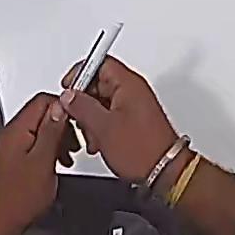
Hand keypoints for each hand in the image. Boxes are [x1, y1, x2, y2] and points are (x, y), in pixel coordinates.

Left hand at [0, 92, 74, 233]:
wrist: (0, 222)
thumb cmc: (18, 198)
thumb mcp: (43, 160)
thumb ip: (52, 131)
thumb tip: (61, 107)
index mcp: (17, 130)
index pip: (42, 101)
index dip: (64, 107)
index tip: (78, 121)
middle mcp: (12, 135)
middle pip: (42, 114)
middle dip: (63, 125)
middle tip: (76, 141)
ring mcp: (12, 147)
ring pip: (40, 130)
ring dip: (58, 139)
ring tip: (68, 154)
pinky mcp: (15, 160)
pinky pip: (35, 145)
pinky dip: (49, 150)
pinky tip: (57, 163)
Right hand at [60, 56, 179, 184]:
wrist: (166, 172)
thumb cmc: (144, 150)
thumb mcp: (103, 126)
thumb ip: (81, 106)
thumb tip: (68, 96)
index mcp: (127, 84)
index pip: (98, 62)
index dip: (79, 74)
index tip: (69, 89)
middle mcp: (132, 90)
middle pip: (97, 83)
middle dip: (83, 101)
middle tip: (77, 117)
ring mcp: (134, 105)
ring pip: (101, 101)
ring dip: (90, 117)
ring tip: (91, 135)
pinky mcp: (133, 119)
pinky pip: (109, 114)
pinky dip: (100, 125)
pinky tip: (98, 141)